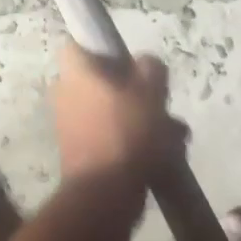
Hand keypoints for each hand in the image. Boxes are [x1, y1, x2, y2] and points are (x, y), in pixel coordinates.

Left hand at [53, 40, 185, 181]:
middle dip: (136, 92)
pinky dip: (135, 142)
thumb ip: (150, 68)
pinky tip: (166, 155)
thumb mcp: (149, 92)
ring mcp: (72, 126)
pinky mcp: (82, 153)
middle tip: (161, 103)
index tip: (128, 62)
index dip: (103, 49)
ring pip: (113, 111)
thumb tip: (145, 64)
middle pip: (102, 81)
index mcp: (75, 73)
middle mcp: (66, 94)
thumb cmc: (125, 133)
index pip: (77, 45)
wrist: (104, 195)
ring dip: (143, 120)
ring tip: (175, 135)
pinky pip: (111, 136)